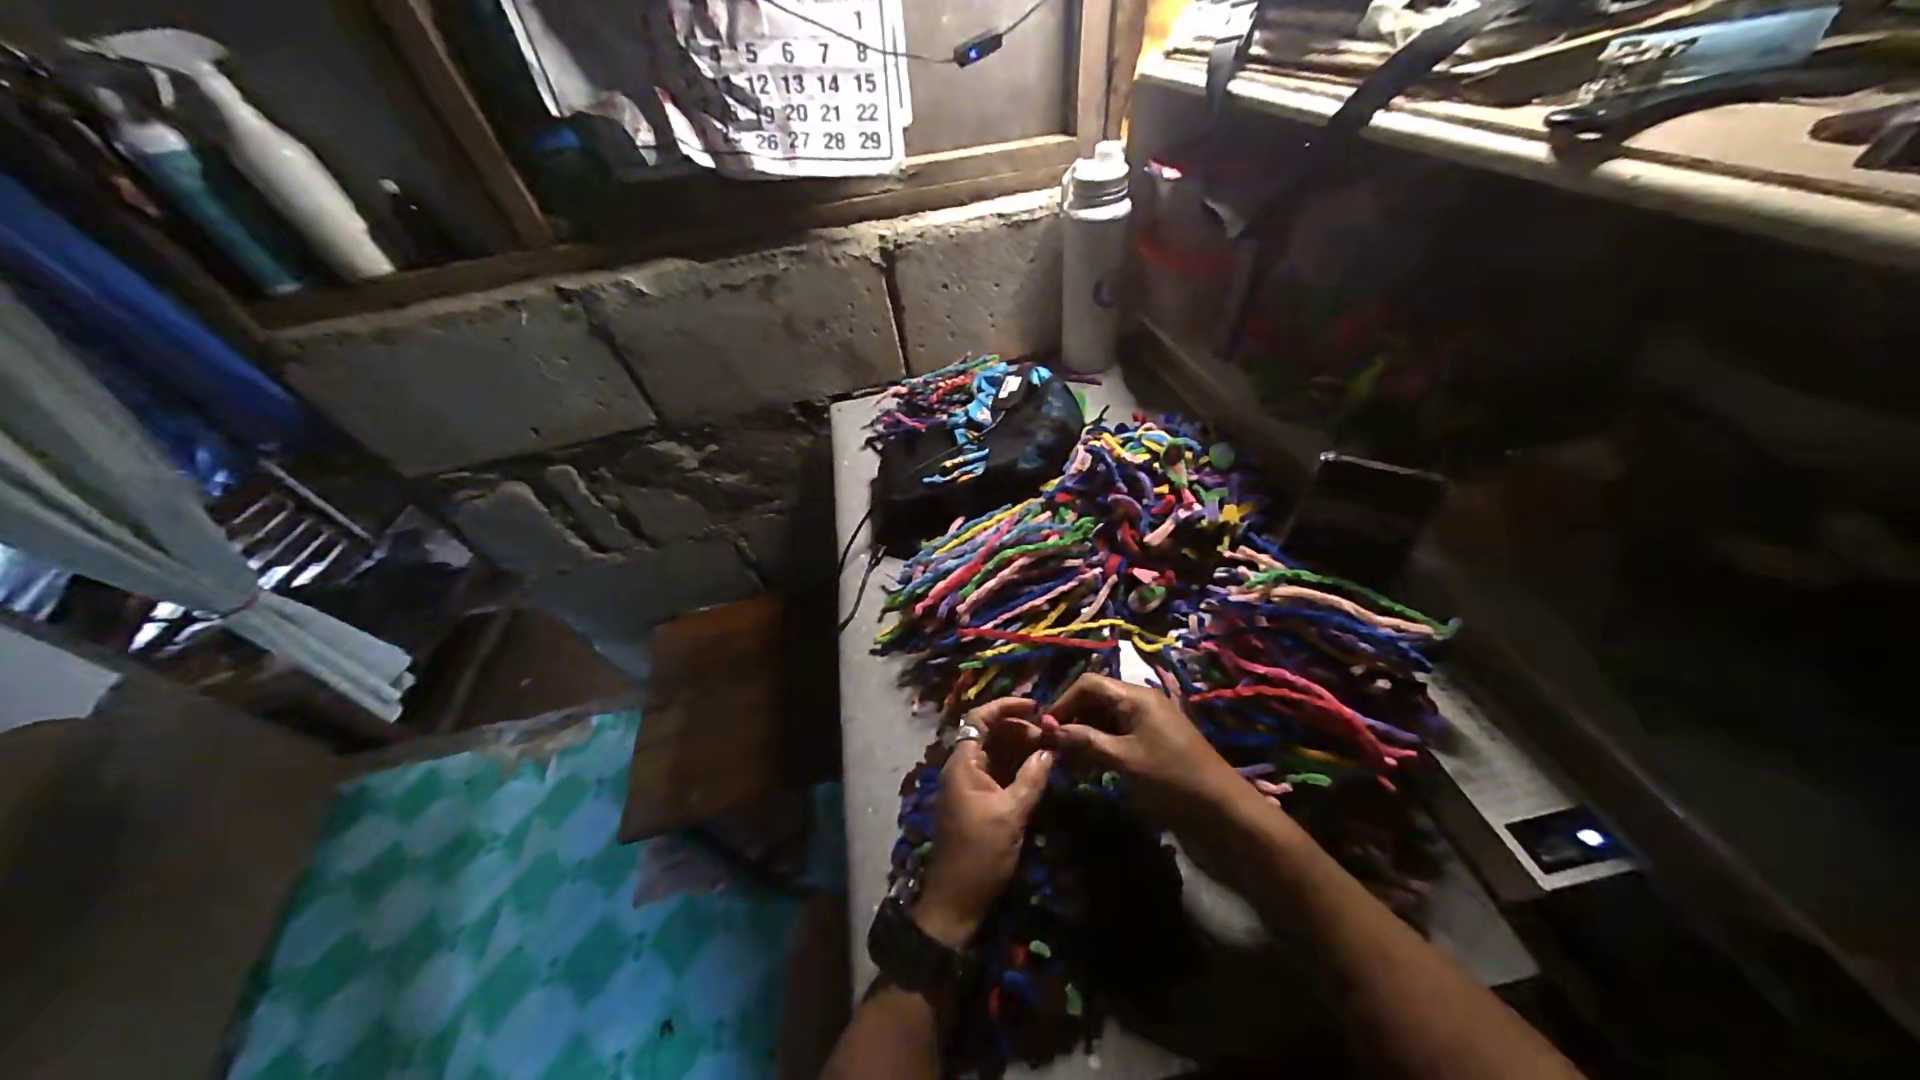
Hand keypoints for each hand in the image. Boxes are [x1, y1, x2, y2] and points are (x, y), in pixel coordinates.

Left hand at [914, 698, 1052, 949]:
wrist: (957, 900)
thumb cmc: (980, 853)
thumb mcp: (1011, 814)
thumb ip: (1031, 778)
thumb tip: (1050, 750)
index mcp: (963, 764)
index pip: (980, 718)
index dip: (1006, 706)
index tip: (1036, 706)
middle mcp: (964, 767)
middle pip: (990, 732)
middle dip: (1019, 727)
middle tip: (1050, 733)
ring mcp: (971, 784)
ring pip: (996, 752)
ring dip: (1021, 745)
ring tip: (1050, 747)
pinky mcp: (979, 801)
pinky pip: (999, 771)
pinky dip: (1018, 765)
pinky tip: (1039, 768)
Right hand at [1048, 674, 1249, 815]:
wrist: (1224, 814)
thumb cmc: (1171, 779)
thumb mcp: (1123, 760)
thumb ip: (1084, 741)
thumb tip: (1047, 729)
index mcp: (1136, 696)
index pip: (1088, 683)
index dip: (1062, 702)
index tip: (1043, 729)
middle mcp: (1142, 702)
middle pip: (1096, 699)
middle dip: (1072, 719)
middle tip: (1051, 747)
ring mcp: (1149, 723)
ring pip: (1105, 719)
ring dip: (1084, 735)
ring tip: (1067, 761)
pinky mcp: (1154, 745)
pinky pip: (1118, 736)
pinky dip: (1100, 746)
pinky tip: (1088, 767)